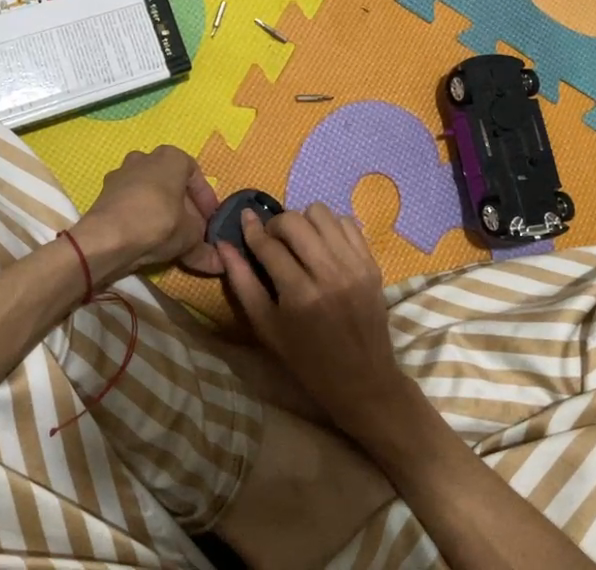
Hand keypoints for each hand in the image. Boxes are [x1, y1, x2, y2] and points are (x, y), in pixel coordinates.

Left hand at [72, 147, 221, 279]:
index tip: (210, 222)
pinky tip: (146, 238)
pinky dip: (142, 217)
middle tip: (192, 231)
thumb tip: (220, 264)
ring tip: (169, 237)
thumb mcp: (189, 237)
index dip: (206, 201)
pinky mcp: (104, 193)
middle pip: (171, 182)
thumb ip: (205, 248)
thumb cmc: (157, 223)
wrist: (106, 237)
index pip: (196, 176)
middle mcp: (144, 157)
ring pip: (150, 192)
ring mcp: (121, 173)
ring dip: (162, 211)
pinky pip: (131, 203)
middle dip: (184, 207)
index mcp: (170, 157)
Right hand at [219, 205, 406, 426]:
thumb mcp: (266, 327)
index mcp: (300, 294)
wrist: (363, 381)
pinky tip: (323, 246)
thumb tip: (224, 245)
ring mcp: (355, 266)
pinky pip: (348, 223)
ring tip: (299, 241)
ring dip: (304, 221)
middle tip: (272, 240)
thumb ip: (242, 282)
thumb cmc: (306, 360)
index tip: (245, 222)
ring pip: (322, 214)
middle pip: (295, 221)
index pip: (269, 245)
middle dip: (276, 224)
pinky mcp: (372, 264)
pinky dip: (330, 227)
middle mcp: (329, 274)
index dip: (252, 230)